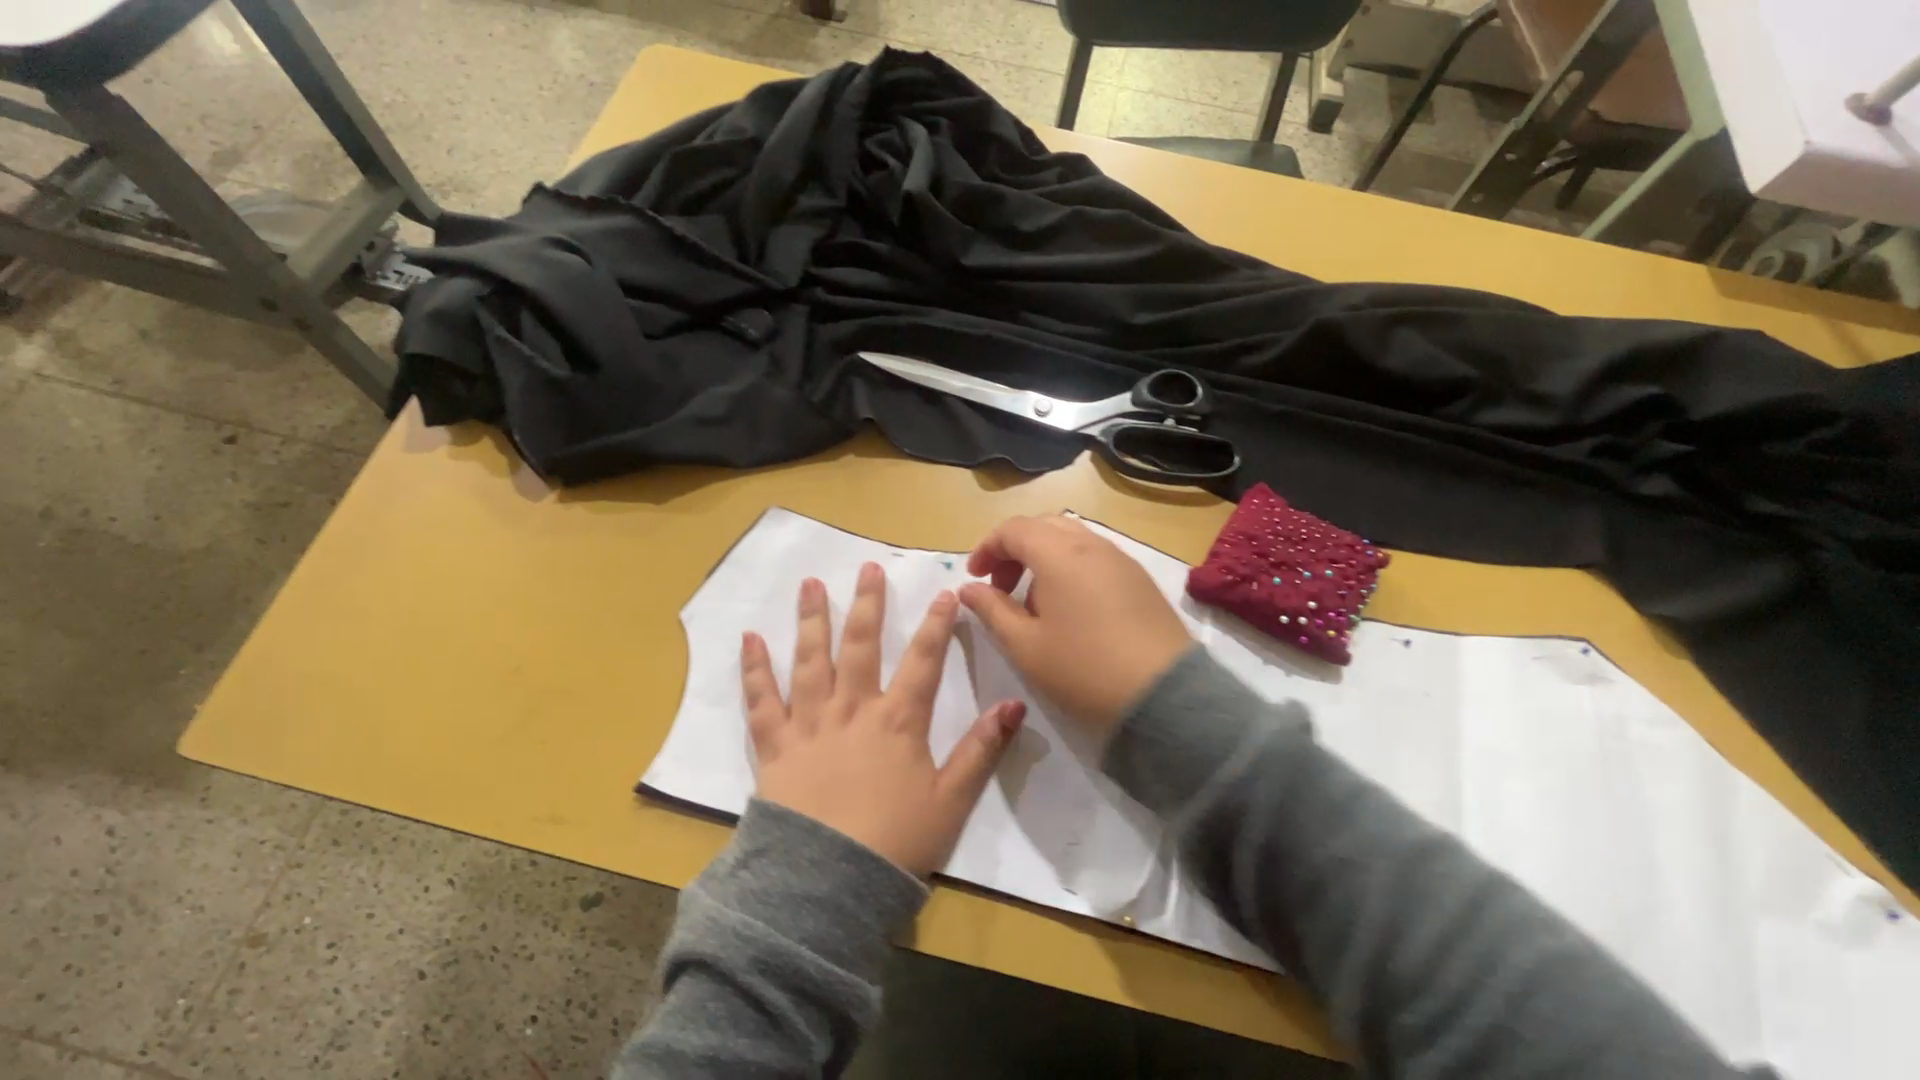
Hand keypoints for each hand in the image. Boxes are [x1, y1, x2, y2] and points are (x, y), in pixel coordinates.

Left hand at [743, 563, 1026, 877]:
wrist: (828, 883)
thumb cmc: (895, 844)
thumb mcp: (951, 801)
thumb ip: (982, 751)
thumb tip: (1014, 705)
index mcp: (898, 723)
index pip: (924, 662)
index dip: (937, 626)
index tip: (946, 592)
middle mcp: (852, 711)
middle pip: (862, 647)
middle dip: (868, 605)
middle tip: (869, 568)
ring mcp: (809, 725)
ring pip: (811, 662)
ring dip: (812, 620)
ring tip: (812, 584)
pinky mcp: (775, 747)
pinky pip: (762, 700)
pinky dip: (755, 669)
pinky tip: (751, 639)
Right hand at [958, 515, 1192, 736]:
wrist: (1162, 695)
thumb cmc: (1083, 668)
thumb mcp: (1025, 645)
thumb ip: (992, 610)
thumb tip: (969, 588)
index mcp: (1059, 553)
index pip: (1013, 529)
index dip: (987, 548)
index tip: (974, 578)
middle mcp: (1091, 544)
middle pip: (1043, 527)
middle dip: (1014, 550)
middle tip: (1000, 588)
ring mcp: (1121, 559)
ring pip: (1071, 540)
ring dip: (1043, 559)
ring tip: (1033, 604)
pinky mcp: (1139, 579)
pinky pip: (1095, 557)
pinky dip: (1070, 569)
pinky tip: (1069, 610)